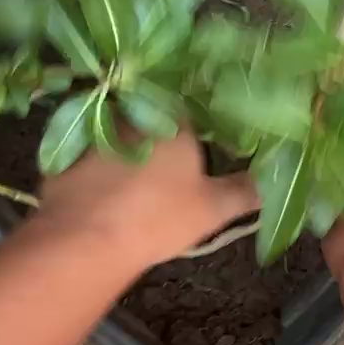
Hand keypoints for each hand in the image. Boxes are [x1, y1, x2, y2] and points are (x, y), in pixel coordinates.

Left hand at [29, 130, 258, 268]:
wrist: (84, 240)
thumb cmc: (157, 218)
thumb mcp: (213, 209)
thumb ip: (245, 192)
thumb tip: (276, 179)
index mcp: (174, 120)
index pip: (193, 104)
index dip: (202, 119)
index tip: (209, 135)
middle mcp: (134, 116)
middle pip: (154, 116)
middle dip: (164, 132)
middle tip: (175, 158)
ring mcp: (96, 135)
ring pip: (121, 134)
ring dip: (131, 148)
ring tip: (141, 175)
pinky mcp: (67, 157)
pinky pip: (90, 155)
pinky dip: (99, 166)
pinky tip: (106, 188)